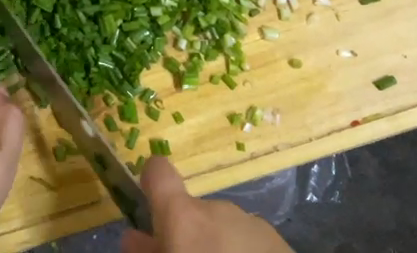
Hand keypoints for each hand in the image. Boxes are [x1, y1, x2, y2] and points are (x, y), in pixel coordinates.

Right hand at [122, 156, 295, 252]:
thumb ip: (146, 252)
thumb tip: (133, 238)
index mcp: (183, 214)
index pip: (158, 171)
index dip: (153, 184)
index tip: (151, 208)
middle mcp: (218, 208)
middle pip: (194, 211)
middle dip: (191, 236)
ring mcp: (254, 225)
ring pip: (226, 229)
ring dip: (220, 248)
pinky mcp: (283, 244)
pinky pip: (253, 244)